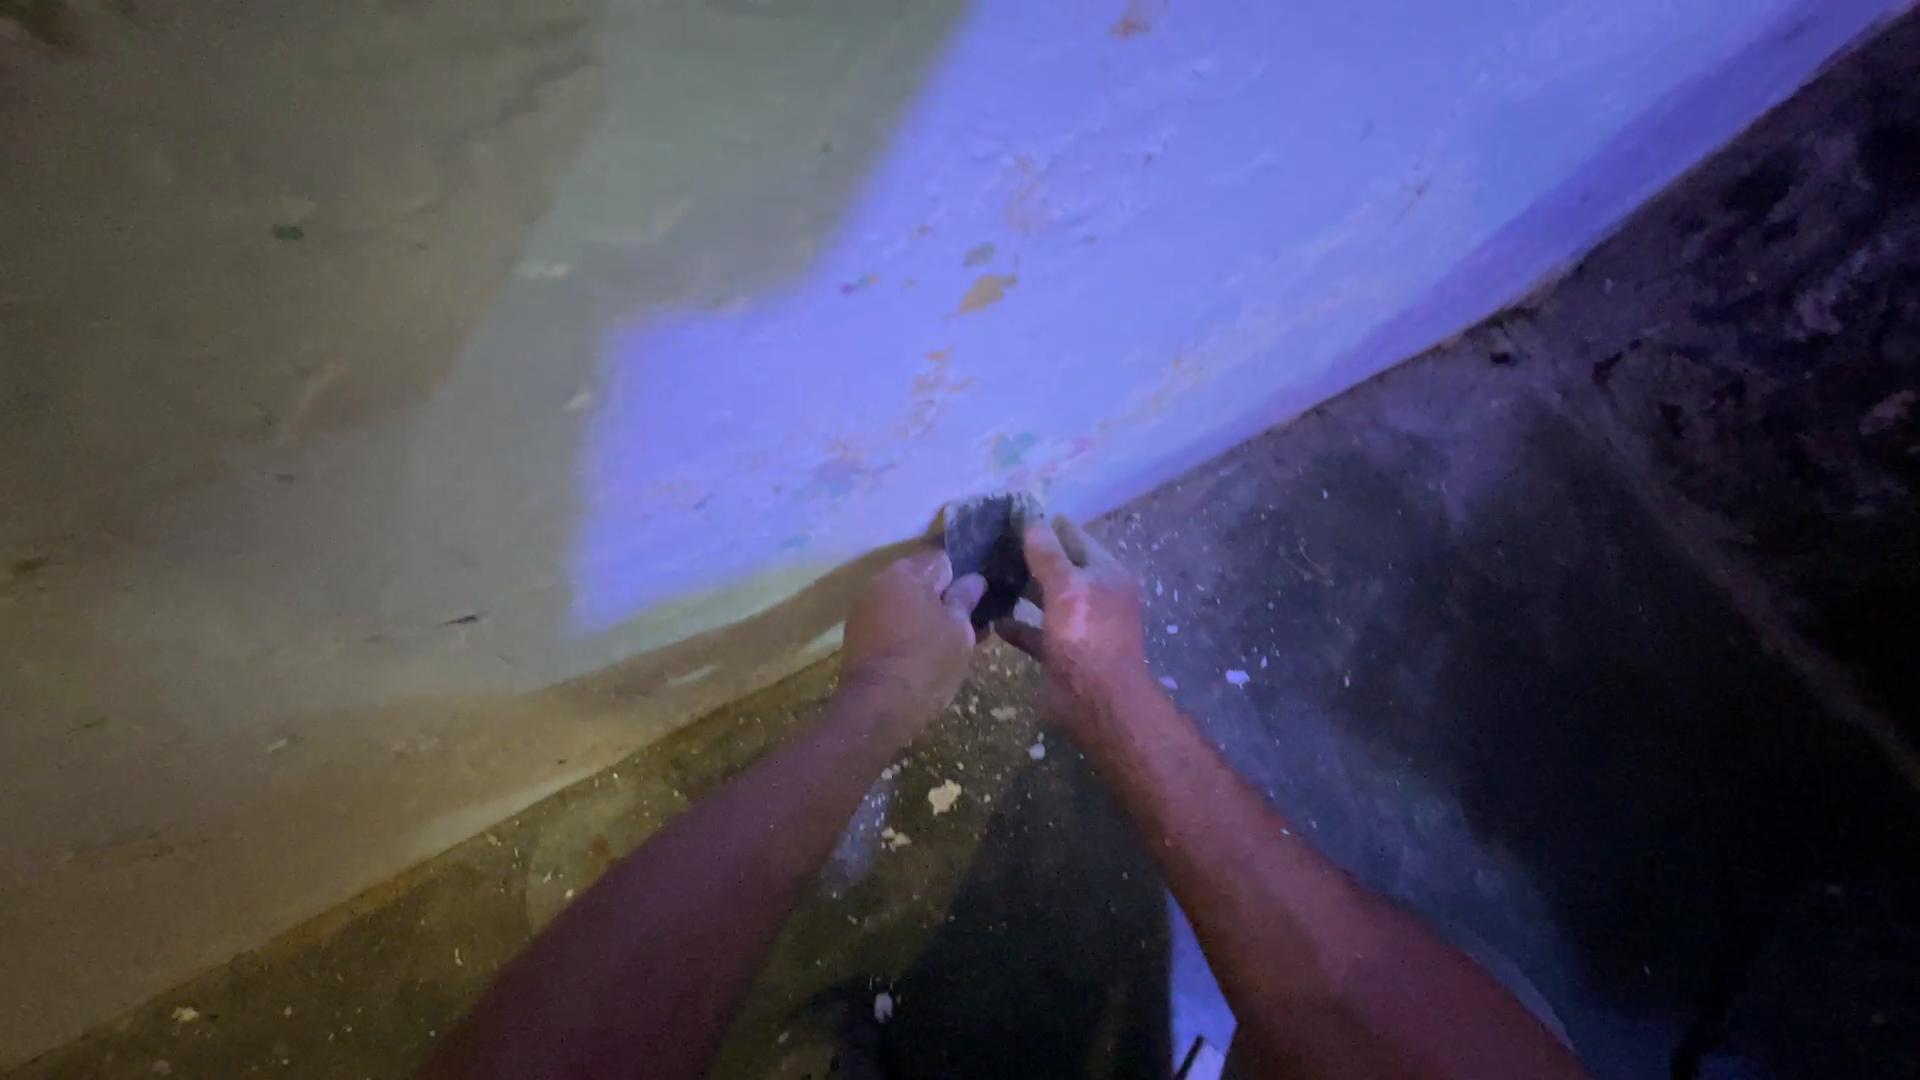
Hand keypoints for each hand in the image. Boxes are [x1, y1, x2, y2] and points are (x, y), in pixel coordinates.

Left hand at [840, 546, 987, 731]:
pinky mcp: (858, 635)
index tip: (980, 597)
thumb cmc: (926, 661)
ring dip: (927, 616)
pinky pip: (891, 623)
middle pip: (922, 581)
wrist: (879, 707)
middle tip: (971, 623)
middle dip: (945, 598)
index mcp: (905, 572)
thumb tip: (974, 580)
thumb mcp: (959, 629)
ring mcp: (864, 609)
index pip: (943, 559)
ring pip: (906, 604)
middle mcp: (879, 582)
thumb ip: (966, 598)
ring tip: (952, 642)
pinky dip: (908, 631)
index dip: (964, 576)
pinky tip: (927, 653)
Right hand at [994, 517, 1149, 731]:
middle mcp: (1094, 595)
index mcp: (1105, 573)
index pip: (1074, 537)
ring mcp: (1078, 625)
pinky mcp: (1061, 651)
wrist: (1098, 702)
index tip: (1010, 516)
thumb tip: (1033, 519)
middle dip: (1029, 556)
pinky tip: (994, 620)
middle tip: (990, 544)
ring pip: (1046, 598)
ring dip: (1020, 590)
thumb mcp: (1067, 587)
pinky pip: (1036, 632)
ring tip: (986, 576)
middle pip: (1059, 566)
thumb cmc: (1086, 637)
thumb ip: (1048, 554)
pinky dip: (1017, 625)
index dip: (1045, 525)